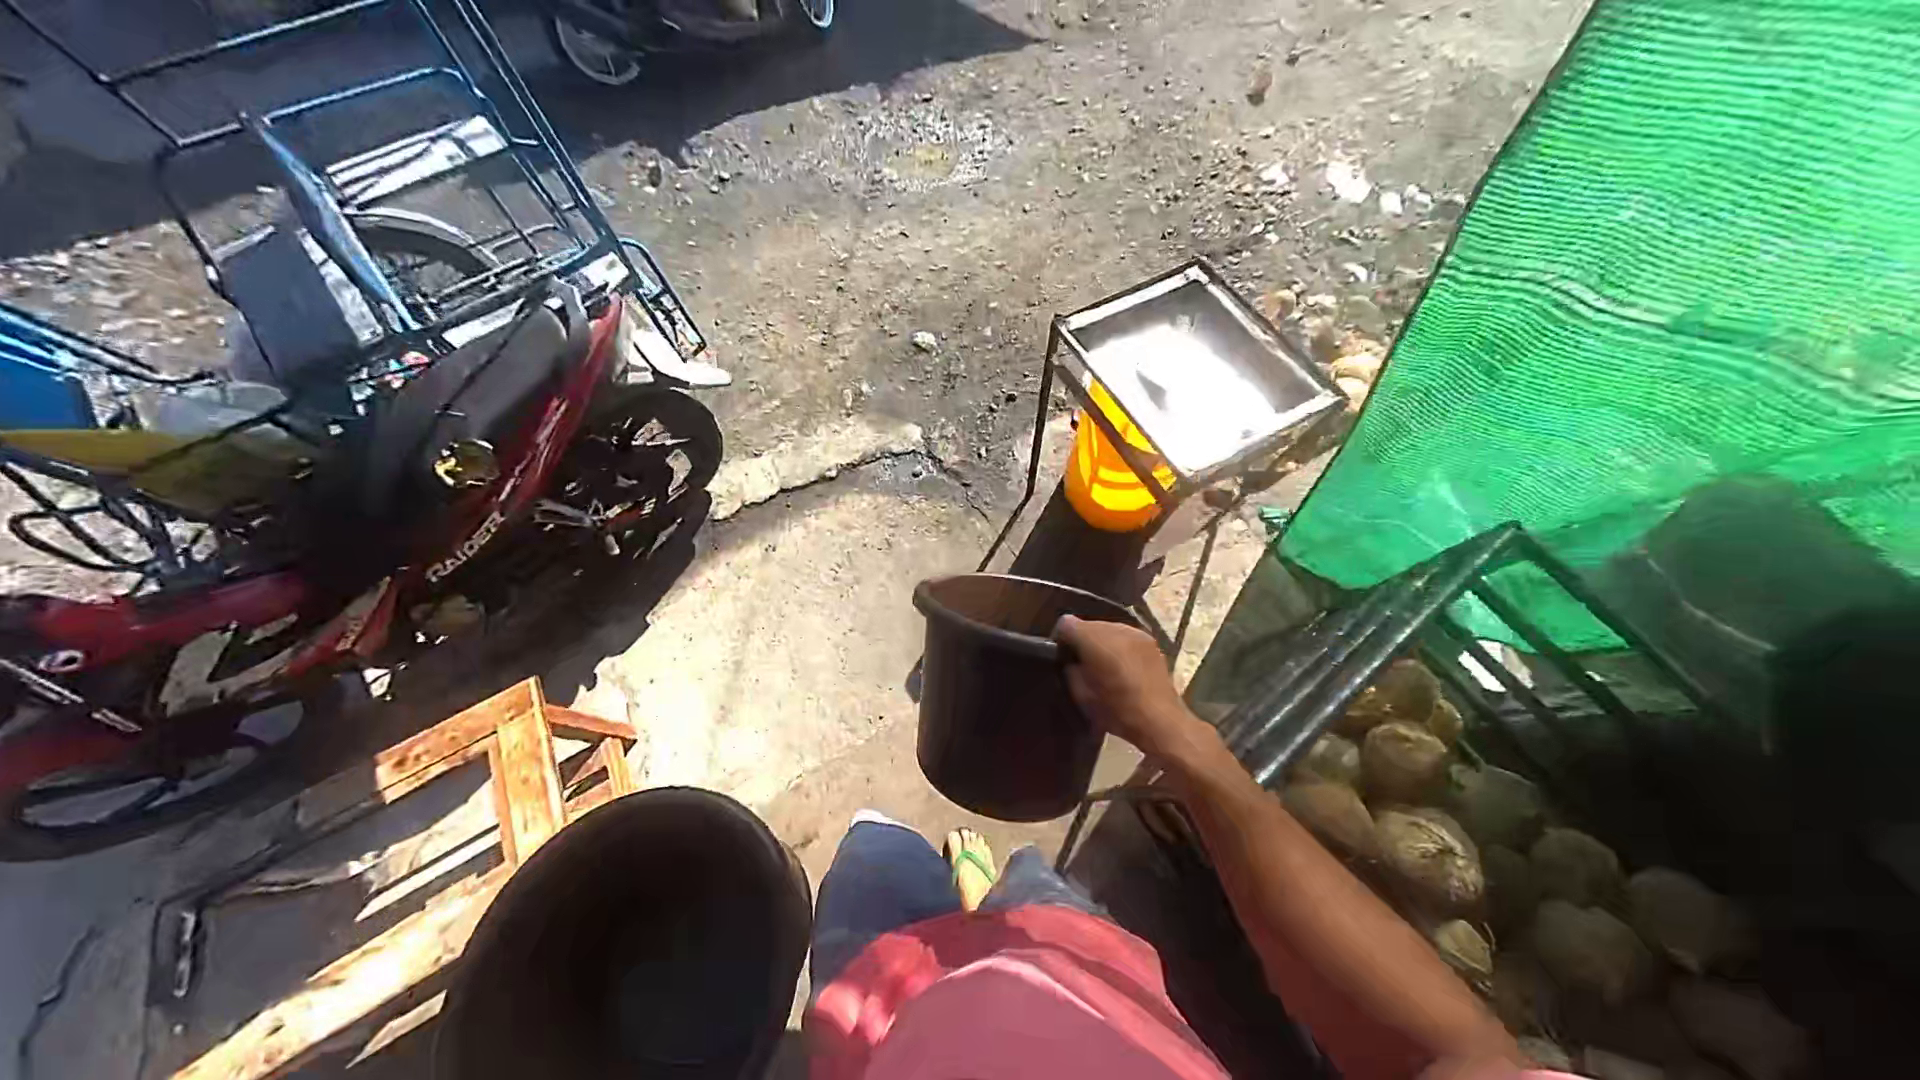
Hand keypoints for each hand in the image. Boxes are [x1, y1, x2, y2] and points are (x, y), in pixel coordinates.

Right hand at [1054, 615, 1212, 763]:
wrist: (1160, 720)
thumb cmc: (1116, 711)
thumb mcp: (1080, 694)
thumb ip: (1069, 668)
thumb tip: (1068, 658)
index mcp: (1094, 640)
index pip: (1066, 624)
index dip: (1060, 638)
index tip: (1062, 655)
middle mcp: (1114, 628)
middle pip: (1088, 624)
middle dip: (1082, 639)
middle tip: (1082, 662)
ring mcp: (1134, 631)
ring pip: (1107, 628)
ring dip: (1101, 642)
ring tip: (1104, 664)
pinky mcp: (1149, 640)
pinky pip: (1124, 636)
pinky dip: (1118, 645)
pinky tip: (1122, 665)